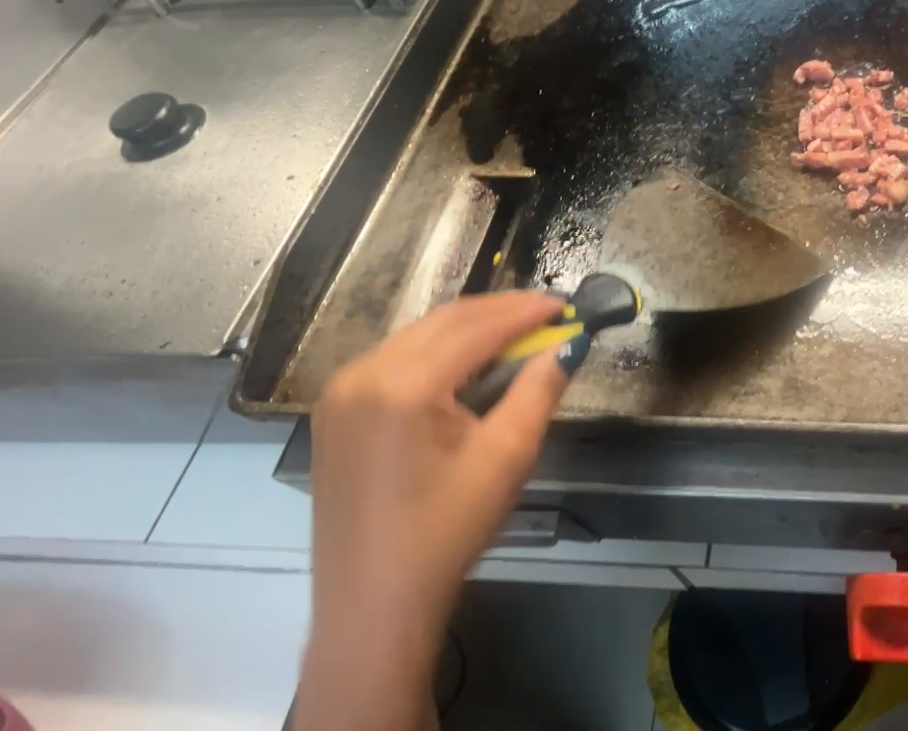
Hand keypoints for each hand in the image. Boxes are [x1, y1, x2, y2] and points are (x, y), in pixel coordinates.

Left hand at [297, 291, 568, 730]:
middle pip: (444, 321)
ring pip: (418, 336)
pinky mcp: (335, 410)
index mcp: (402, 386)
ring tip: (519, 333)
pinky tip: (469, 363)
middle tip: (549, 313)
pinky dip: (438, 350)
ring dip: (470, 328)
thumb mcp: (508, 456)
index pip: (476, 326)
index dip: (526, 310)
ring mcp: (340, 391)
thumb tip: (573, 342)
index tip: (568, 303)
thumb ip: (540, 388)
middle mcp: (362, 374)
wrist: (374, 603)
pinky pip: (395, 359)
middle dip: (500, 312)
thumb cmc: (448, 530)